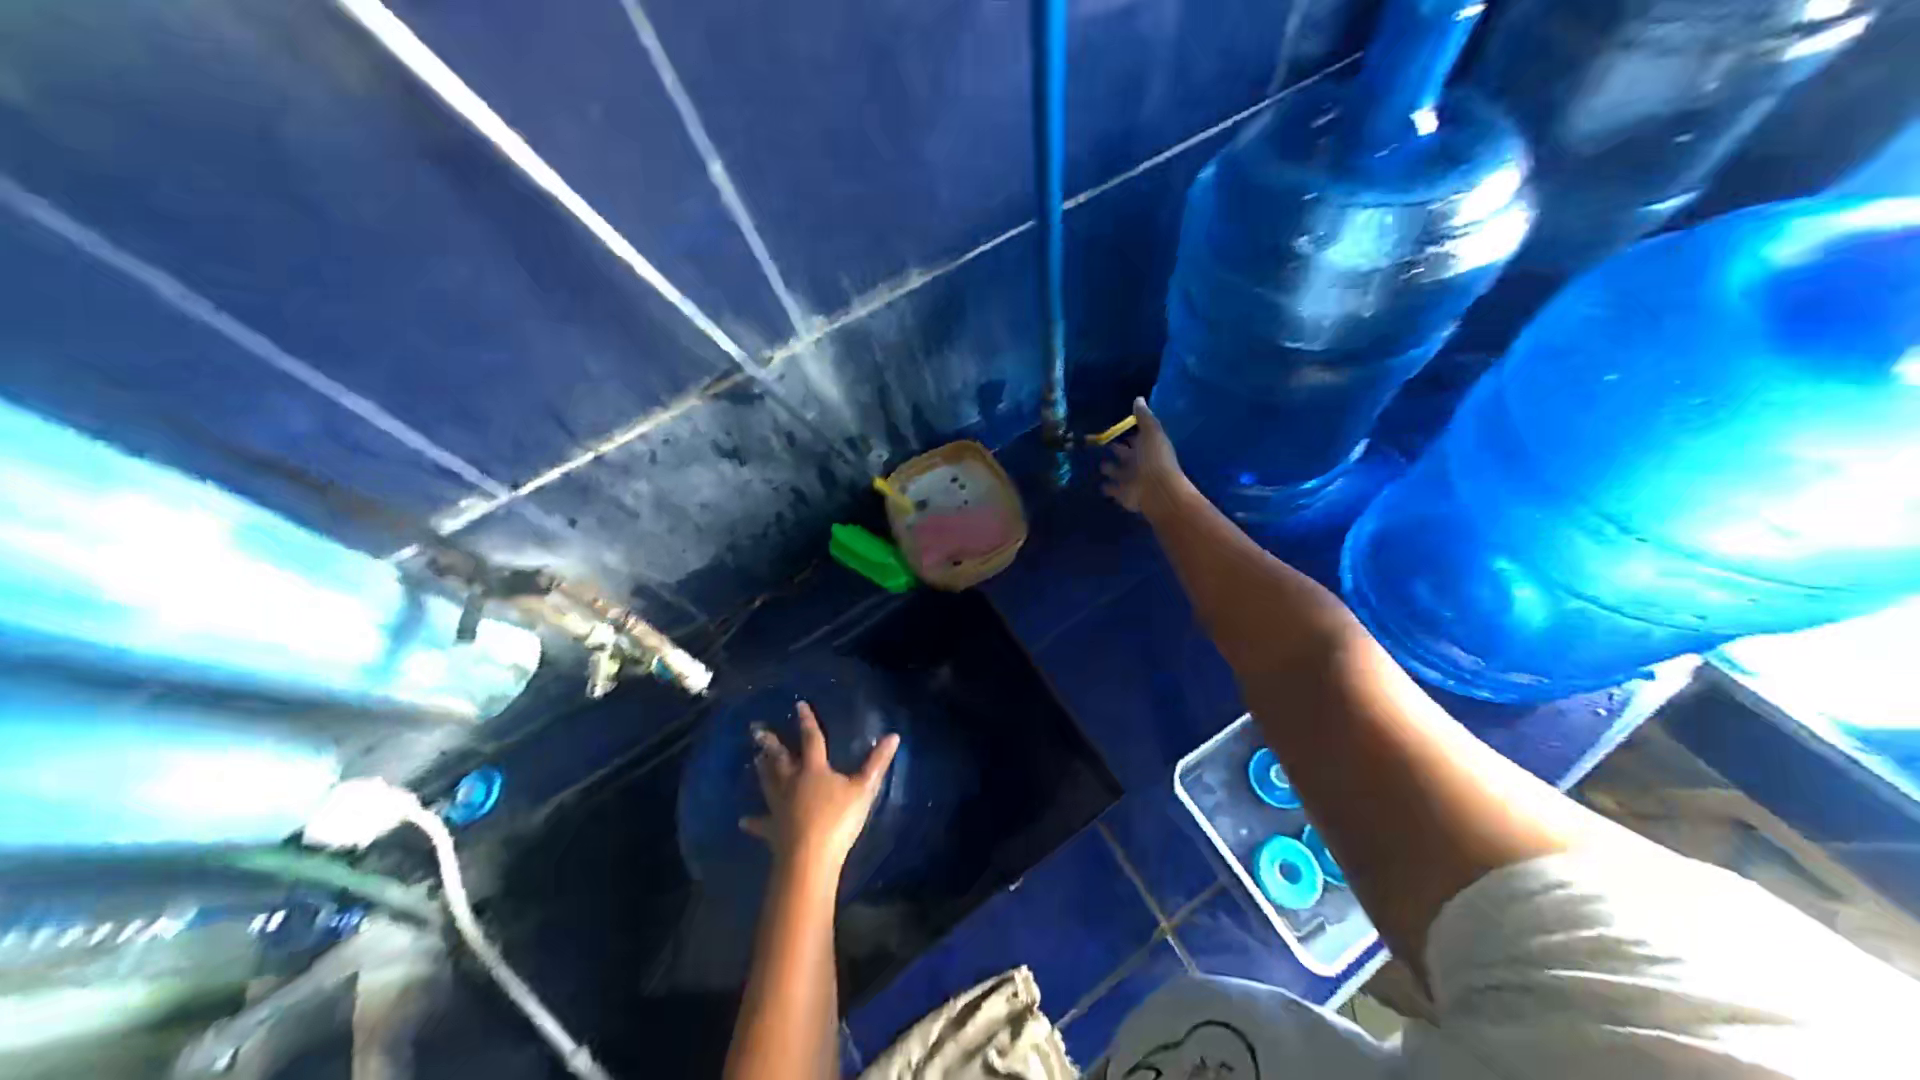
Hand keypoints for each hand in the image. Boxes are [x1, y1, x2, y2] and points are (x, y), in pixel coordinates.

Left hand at [740, 702, 900, 875]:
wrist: (809, 857)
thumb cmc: (838, 820)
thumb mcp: (864, 789)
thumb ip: (877, 762)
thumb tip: (893, 735)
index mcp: (814, 769)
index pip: (811, 739)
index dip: (806, 721)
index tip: (798, 705)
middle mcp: (792, 782)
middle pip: (780, 758)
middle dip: (771, 743)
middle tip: (757, 730)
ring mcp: (779, 806)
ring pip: (769, 783)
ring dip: (763, 770)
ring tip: (755, 759)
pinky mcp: (772, 829)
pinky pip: (761, 823)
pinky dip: (753, 821)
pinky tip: (743, 821)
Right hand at [1100, 398, 1190, 514]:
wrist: (1156, 491)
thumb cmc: (1154, 459)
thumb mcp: (1151, 433)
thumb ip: (1144, 417)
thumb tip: (1138, 399)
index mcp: (1147, 446)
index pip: (1136, 437)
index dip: (1128, 432)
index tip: (1114, 426)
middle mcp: (1139, 462)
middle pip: (1125, 454)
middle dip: (1116, 449)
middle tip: (1099, 443)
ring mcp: (1130, 479)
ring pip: (1117, 471)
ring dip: (1109, 468)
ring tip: (1097, 463)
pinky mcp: (1122, 494)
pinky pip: (1111, 488)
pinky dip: (1106, 486)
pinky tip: (1097, 482)